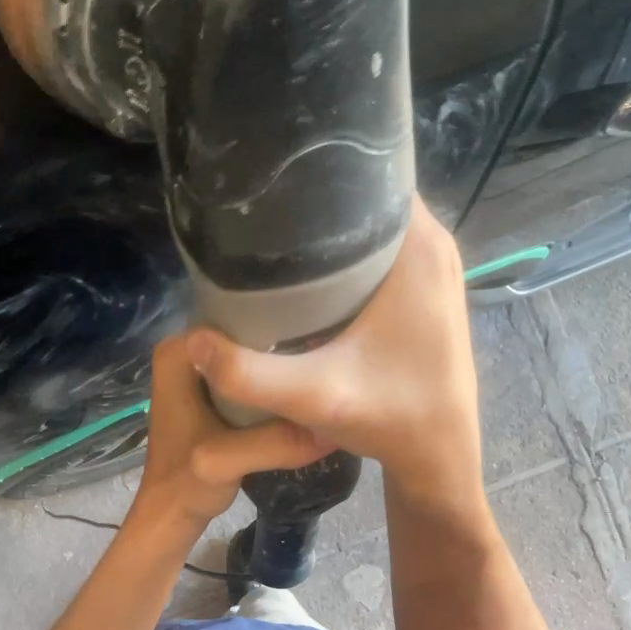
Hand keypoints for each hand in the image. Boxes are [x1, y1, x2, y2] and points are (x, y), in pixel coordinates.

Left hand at [130, 336, 334, 530]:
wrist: (170, 515)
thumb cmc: (185, 484)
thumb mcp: (227, 462)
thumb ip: (274, 443)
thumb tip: (333, 429)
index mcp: (179, 352)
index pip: (239, 312)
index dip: (283, 319)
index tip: (327, 331)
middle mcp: (187, 350)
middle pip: (250, 329)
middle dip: (290, 340)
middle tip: (335, 350)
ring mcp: (201, 369)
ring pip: (254, 352)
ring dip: (286, 362)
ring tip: (331, 363)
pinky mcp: (214, 389)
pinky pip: (253, 372)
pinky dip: (276, 381)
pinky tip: (310, 385)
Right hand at [185, 198, 484, 515]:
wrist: (439, 458)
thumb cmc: (392, 418)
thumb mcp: (315, 398)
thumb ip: (250, 374)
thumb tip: (191, 342)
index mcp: (417, 247)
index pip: (370, 172)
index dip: (318, 171)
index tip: (266, 183)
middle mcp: (431, 244)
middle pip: (364, 197)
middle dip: (312, 202)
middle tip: (253, 217)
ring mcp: (429, 267)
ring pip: (368, 227)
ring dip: (325, 232)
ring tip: (268, 239)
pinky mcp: (422, 290)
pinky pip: (376, 253)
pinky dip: (341, 256)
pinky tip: (299, 275)